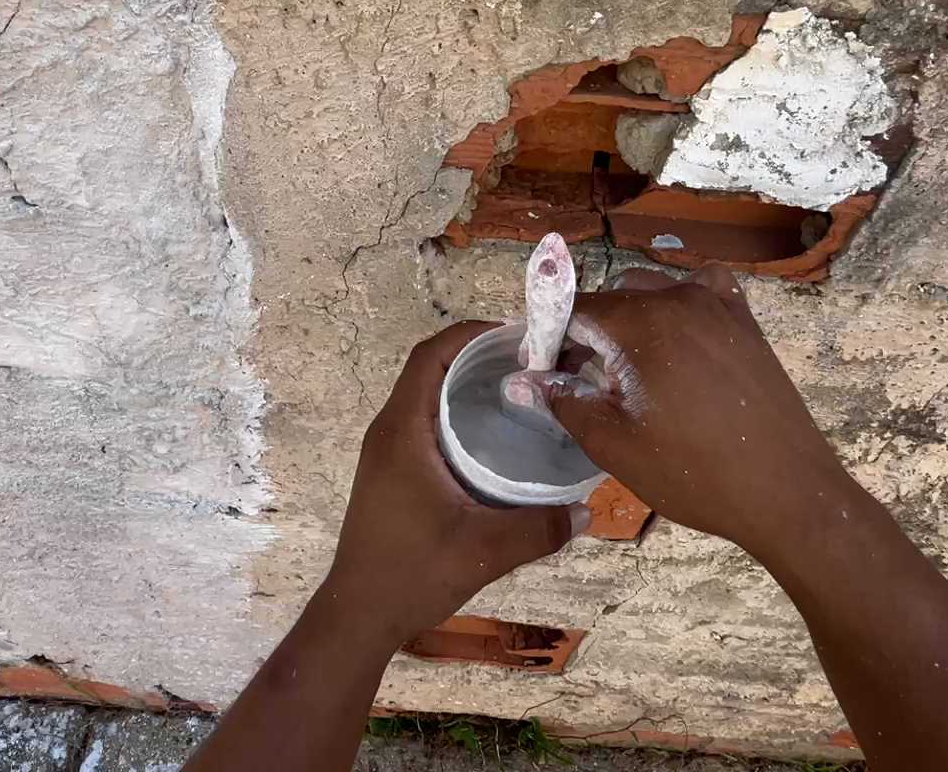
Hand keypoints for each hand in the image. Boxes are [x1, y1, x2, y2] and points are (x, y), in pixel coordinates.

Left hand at [323, 321, 588, 648]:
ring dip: (463, 383)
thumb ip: (538, 529)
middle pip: (429, 368)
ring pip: (425, 393)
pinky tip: (491, 436)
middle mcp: (389, 429)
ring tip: (516, 390)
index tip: (514, 336)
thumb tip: (586, 510)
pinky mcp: (390, 467)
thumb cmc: (412, 572)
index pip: (428, 356)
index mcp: (403, 430)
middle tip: (528, 363)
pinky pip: (423, 418)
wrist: (361, 612)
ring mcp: (386, 448)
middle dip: (474, 355)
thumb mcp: (483, 550)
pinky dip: (454, 410)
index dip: (467, 335)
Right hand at [532, 264, 855, 556]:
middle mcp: (678, 299)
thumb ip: (561, 400)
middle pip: (612, 298)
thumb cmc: (693, 473)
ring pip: (651, 289)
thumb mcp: (613, 442)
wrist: (789, 497)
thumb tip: (520, 380)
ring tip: (628, 365)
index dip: (551, 338)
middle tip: (582, 378)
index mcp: (642, 325)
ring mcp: (717, 306)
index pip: (576, 310)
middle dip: (587, 331)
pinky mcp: (744, 322)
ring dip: (628, 318)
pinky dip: (677, 303)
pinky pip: (699, 289)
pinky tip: (678, 337)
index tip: (546, 373)